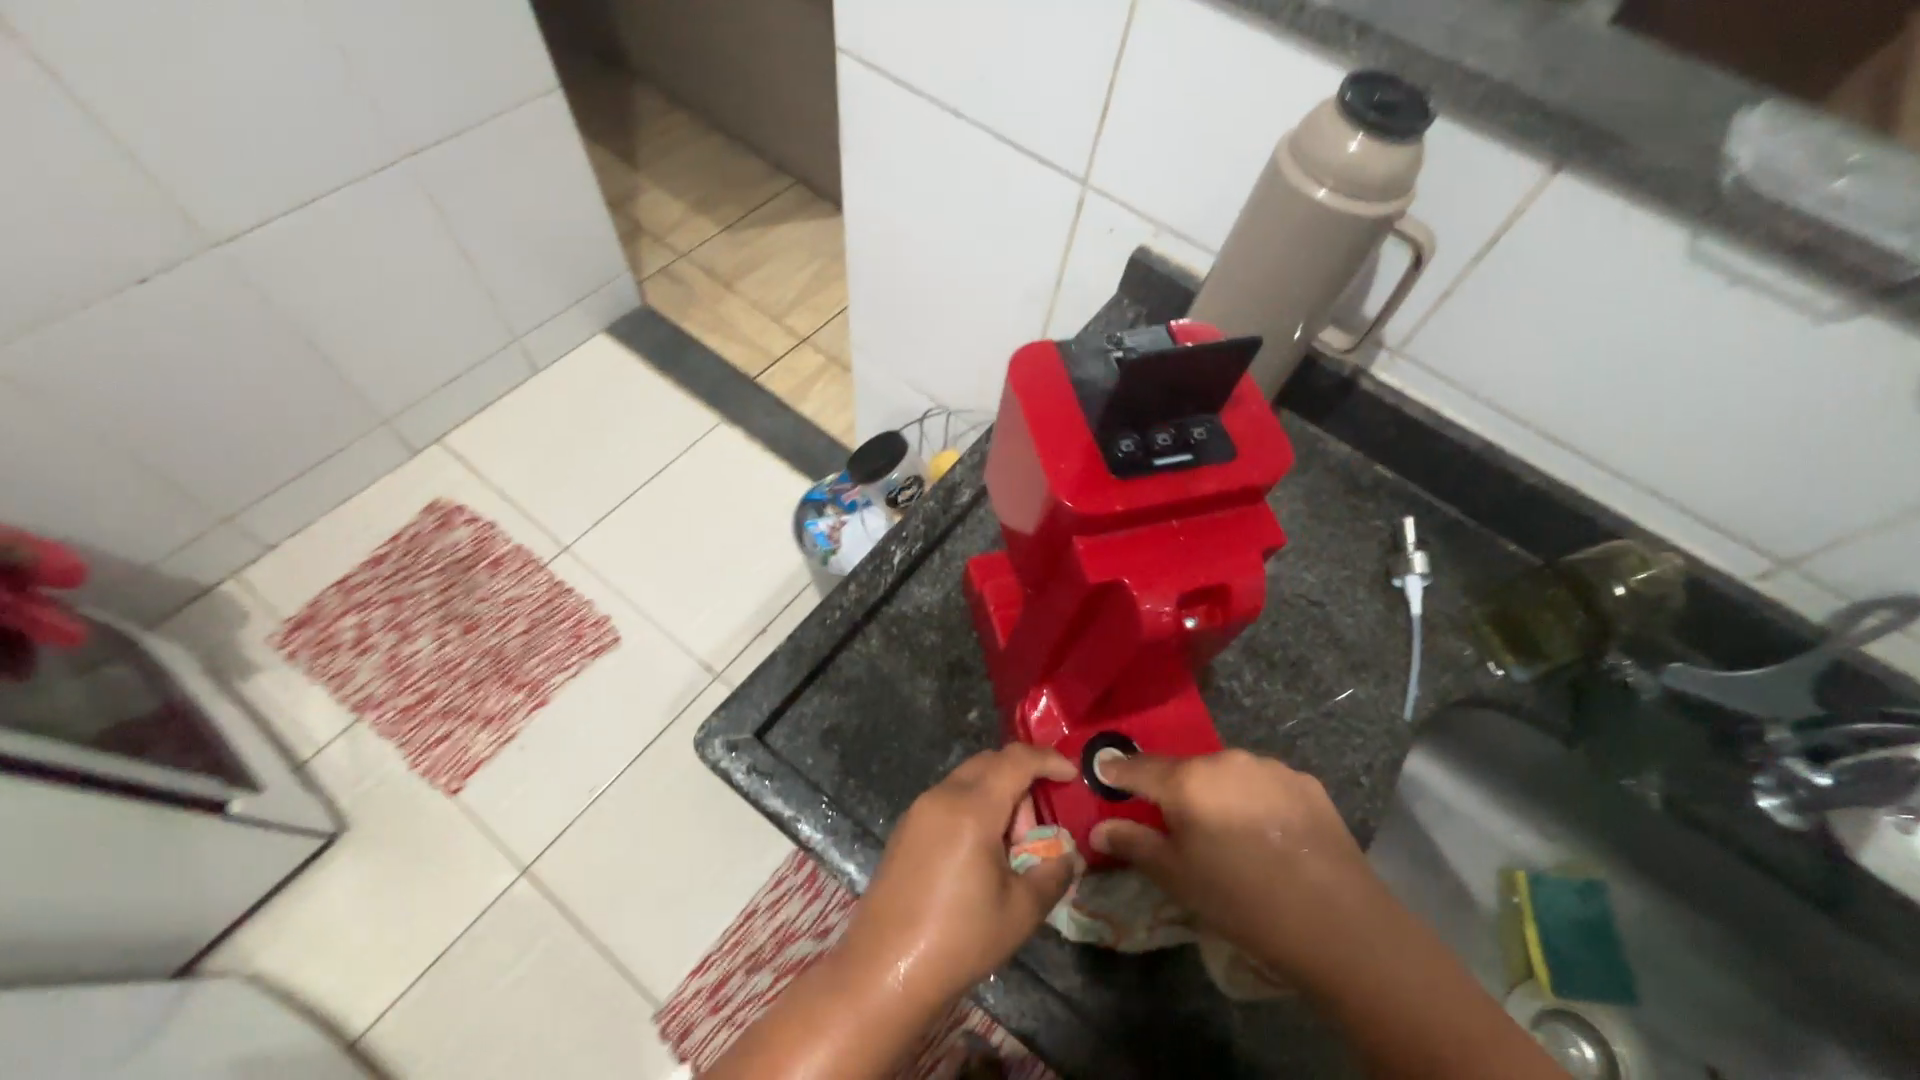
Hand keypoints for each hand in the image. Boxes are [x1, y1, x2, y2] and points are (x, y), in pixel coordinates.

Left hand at [838, 745, 1080, 1007]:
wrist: (885, 971)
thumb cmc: (960, 939)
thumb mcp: (1022, 911)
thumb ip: (1053, 873)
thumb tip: (1066, 855)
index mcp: (971, 809)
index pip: (1017, 760)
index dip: (1049, 761)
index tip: (1072, 777)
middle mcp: (941, 798)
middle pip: (990, 764)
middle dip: (1022, 784)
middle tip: (1034, 836)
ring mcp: (917, 812)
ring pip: (968, 782)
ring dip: (997, 800)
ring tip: (1006, 855)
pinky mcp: (904, 831)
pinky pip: (948, 801)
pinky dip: (972, 812)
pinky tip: (977, 860)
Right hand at [1091, 750, 1392, 982]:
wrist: (1335, 921)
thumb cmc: (1240, 900)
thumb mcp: (1176, 878)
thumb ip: (1134, 844)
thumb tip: (1100, 828)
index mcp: (1187, 780)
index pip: (1138, 767)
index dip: (1117, 772)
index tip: (1104, 774)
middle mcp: (1226, 761)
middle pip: (1186, 770)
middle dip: (1175, 790)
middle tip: (1175, 824)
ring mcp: (1270, 768)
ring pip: (1228, 775)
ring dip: (1218, 794)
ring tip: (1227, 834)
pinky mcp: (1306, 783)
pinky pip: (1264, 785)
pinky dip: (1255, 802)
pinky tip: (1267, 837)